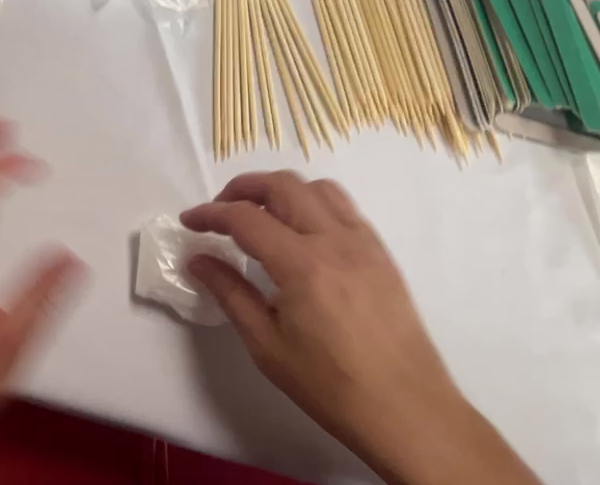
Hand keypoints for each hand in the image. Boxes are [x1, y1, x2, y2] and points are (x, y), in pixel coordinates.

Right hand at [181, 172, 537, 484]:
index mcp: (302, 265)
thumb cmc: (332, 387)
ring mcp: (364, 244)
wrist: (410, 413)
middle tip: (220, 212)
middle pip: (281, 185)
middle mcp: (334, 242)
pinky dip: (313, 203)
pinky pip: (344, 207)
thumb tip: (197, 259)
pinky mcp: (382, 255)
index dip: (210, 214)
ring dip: (280, 190)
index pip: (245, 218)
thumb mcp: (267, 346)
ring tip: (261, 215)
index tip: (189, 222)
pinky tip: (301, 232)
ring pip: (316, 187)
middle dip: (242, 189)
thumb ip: (229, 293)